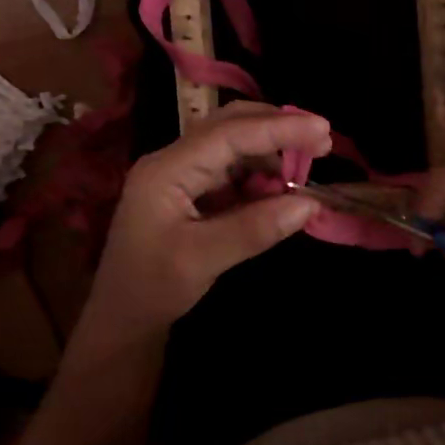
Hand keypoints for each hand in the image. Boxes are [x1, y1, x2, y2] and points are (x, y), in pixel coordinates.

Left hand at [88, 104, 330, 330]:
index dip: (279, 129)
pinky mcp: (192, 190)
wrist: (121, 318)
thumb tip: (309, 204)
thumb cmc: (151, 288)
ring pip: (235, 145)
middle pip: (231, 126)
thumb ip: (255, 228)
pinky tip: (281, 190)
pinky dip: (261, 175)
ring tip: (305, 172)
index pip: (230, 134)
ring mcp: (182, 174)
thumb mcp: (202, 260)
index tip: (323, 130)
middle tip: (322, 142)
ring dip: (272, 153)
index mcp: (167, 169)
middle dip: (278, 129)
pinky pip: (233, 170)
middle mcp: (174, 160)